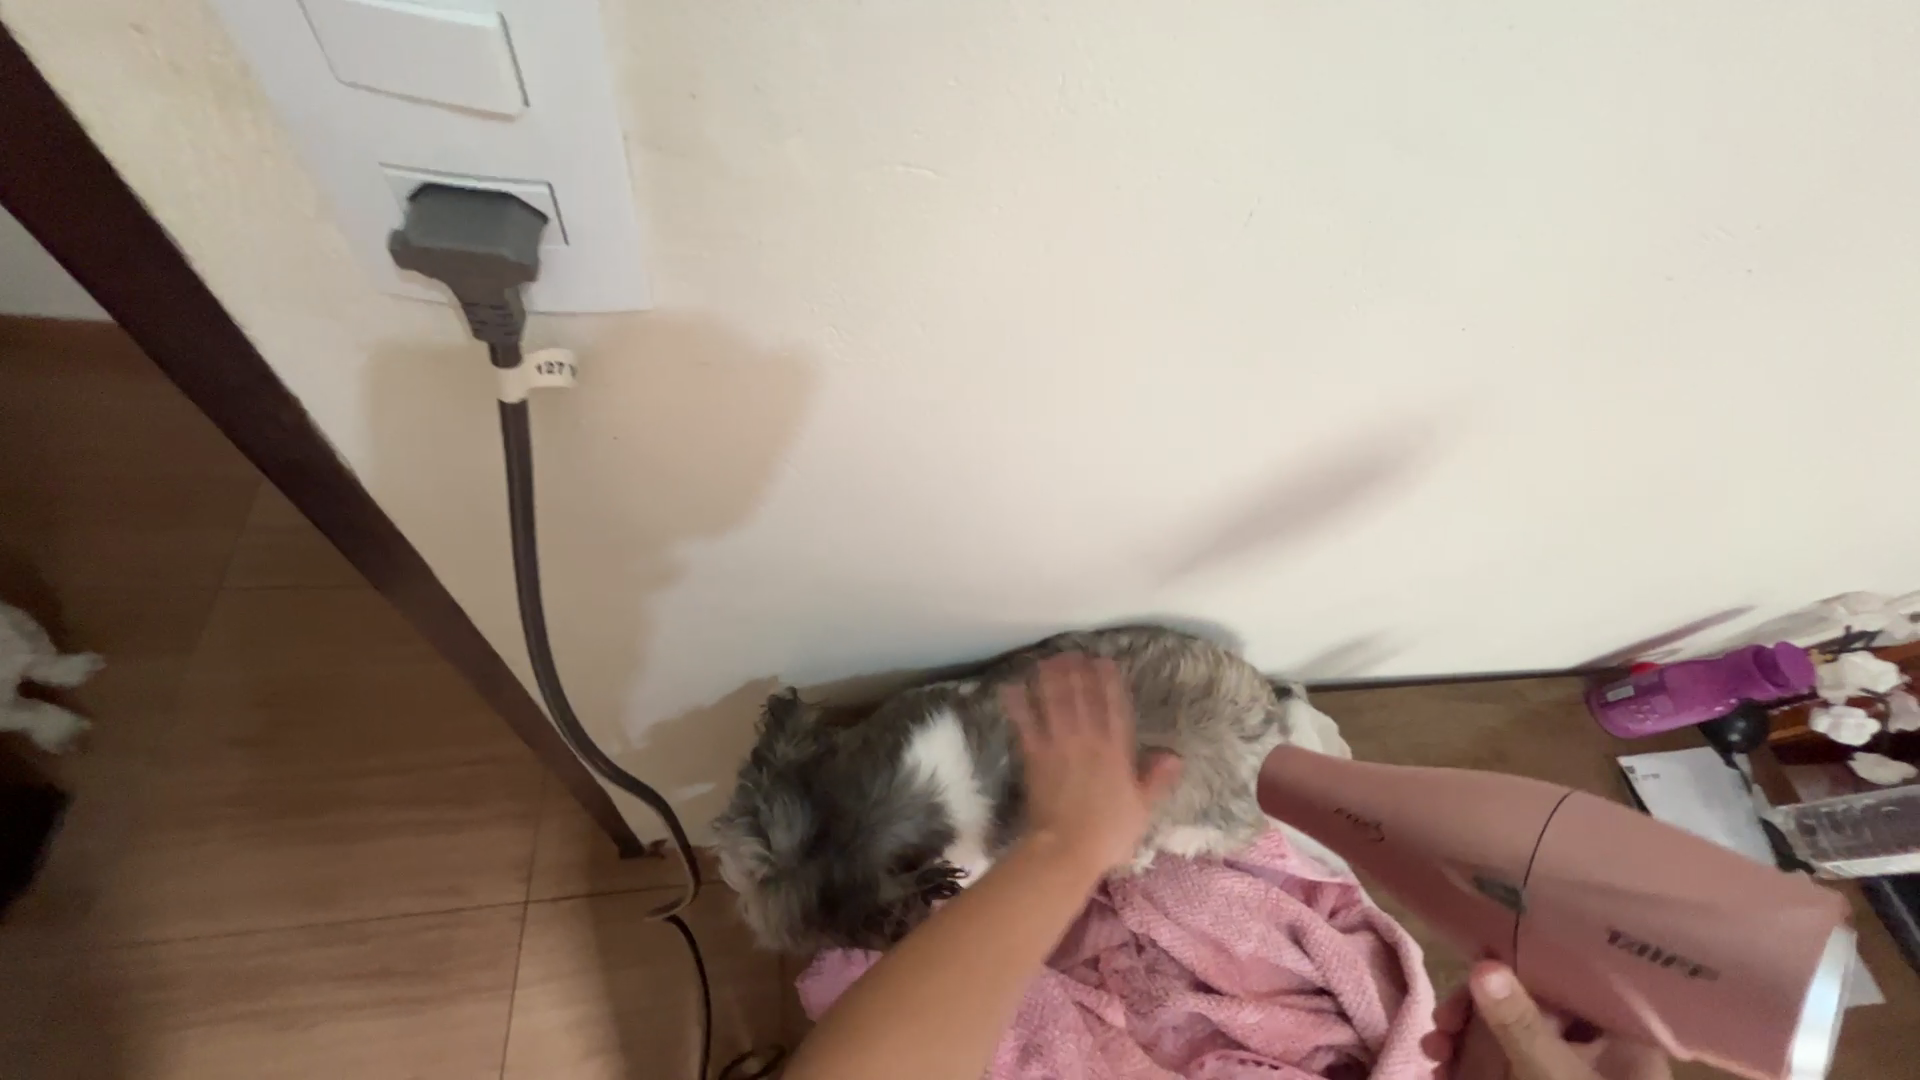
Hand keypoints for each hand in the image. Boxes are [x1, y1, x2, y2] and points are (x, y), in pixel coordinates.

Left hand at [1000, 654, 1183, 873]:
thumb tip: (1175, 755)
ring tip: (1046, 660)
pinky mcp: (1034, 755)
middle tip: (1072, 653)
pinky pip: (1025, 723)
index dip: (1109, 682)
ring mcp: (1059, 744)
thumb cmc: (1109, 833)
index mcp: (1116, 751)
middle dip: (1077, 672)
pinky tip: (1011, 687)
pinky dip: (1018, 704)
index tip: (1104, 661)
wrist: (1067, 849)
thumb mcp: (1142, 807)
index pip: (1114, 707)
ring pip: (1054, 702)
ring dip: (1050, 679)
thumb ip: (1157, 779)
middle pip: (1082, 697)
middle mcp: (1087, 740)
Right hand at [1431, 963, 1670, 1079]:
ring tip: (1432, 1055)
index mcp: (1622, 1043)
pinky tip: (1444, 1072)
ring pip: (1510, 1039)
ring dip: (1465, 1042)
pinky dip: (1473, 1067)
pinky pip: (1507, 1068)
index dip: (1514, 971)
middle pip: (1528, 1009)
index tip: (1467, 977)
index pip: (1565, 982)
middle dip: (1475, 1014)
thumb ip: (1520, 1024)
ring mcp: (1572, 1077)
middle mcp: (1601, 1055)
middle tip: (1439, 1024)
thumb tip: (1483, 962)